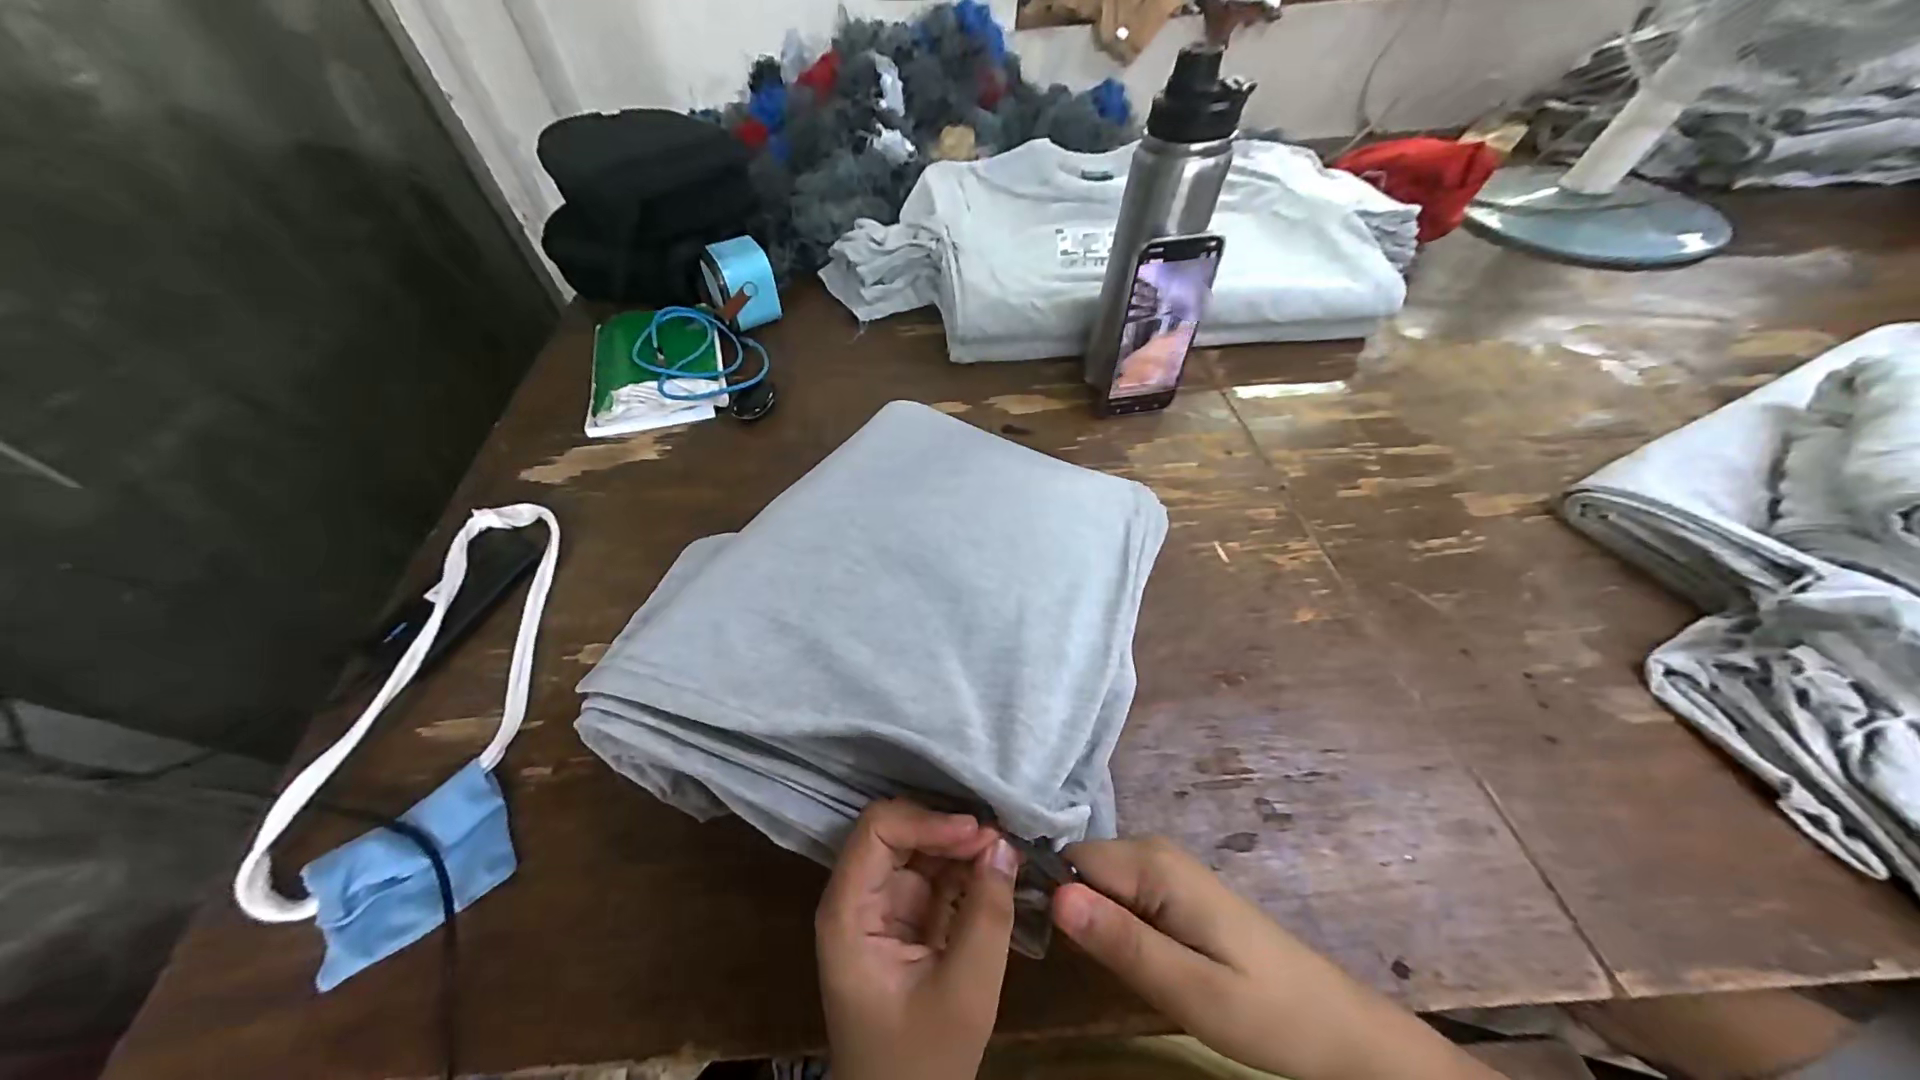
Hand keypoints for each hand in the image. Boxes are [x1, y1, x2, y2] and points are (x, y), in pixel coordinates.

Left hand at [816, 799, 1020, 1079]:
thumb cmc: (923, 1060)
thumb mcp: (965, 993)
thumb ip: (986, 915)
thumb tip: (1004, 844)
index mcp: (848, 911)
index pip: (877, 830)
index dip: (925, 821)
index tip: (976, 834)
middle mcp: (859, 897)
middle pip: (897, 831)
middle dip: (948, 829)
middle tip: (1000, 840)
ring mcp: (883, 905)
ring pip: (920, 847)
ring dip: (962, 845)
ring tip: (1006, 851)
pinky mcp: (908, 916)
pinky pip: (936, 873)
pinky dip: (966, 866)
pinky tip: (997, 868)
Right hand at [1052, 838, 1500, 1079]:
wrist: (1335, 1027)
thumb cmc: (1265, 1012)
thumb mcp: (1189, 989)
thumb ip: (1120, 941)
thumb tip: (1053, 895)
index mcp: (1154, 864)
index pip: (1071, 859)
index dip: (1044, 892)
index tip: (1032, 937)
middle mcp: (1154, 850)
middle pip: (1081, 866)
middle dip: (1064, 905)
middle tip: (1062, 961)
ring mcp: (1164, 867)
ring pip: (1096, 879)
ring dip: (1083, 914)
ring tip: (1081, 960)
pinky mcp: (1170, 887)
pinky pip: (1117, 890)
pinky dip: (1104, 918)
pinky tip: (1111, 951)